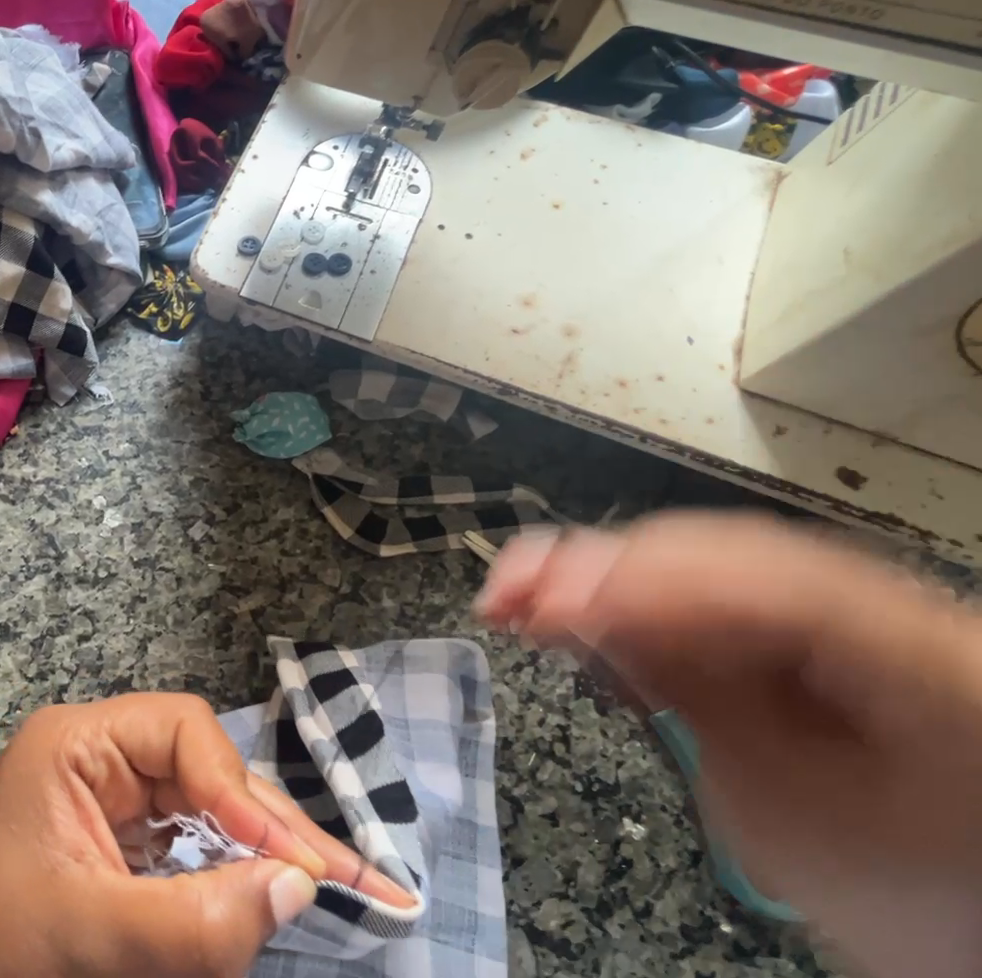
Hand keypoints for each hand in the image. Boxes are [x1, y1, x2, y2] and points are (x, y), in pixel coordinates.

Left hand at [0, 694, 410, 977]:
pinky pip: (188, 845)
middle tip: (358, 886)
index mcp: (76, 744)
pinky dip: (230, 878)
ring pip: (206, 810)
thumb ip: (192, 920)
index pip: (181, 731)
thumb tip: (296, 887)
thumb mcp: (89, 935)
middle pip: (205, 771)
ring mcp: (108, 798)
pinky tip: (272, 900)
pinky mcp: (117, 841)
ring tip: (342, 892)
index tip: (290, 864)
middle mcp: (97, 757)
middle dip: (271, 829)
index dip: (240, 790)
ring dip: (262, 854)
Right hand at [475, 512, 981, 977]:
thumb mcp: (789, 811)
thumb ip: (700, 701)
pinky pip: (680, 585)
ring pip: (690, 555)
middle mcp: (884, 606)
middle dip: (600, 567)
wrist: (935, 892)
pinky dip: (603, 595)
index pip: (787, 592)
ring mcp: (827, 602)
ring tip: (504, 601)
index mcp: (938, 668)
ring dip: (583, 573)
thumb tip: (589, 616)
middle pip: (724, 551)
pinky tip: (547, 610)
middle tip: (505, 600)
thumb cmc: (876, 873)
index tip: (554, 610)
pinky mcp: (773, 614)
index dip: (659, 585)